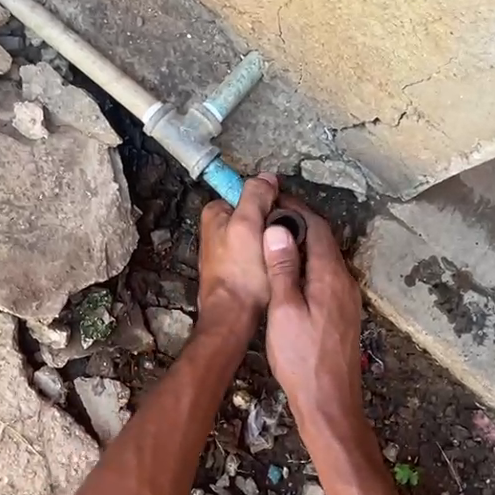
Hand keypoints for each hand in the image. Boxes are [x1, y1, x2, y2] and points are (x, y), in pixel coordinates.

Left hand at [196, 175, 277, 322]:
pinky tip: (273, 267)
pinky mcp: (238, 268)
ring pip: (261, 235)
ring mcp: (227, 251)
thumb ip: (255, 196)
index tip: (279, 214)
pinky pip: (260, 253)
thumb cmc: (239, 274)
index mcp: (214, 213)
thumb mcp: (247, 224)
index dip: (268, 201)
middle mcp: (217, 230)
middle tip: (280, 238)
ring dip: (272, 242)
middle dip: (272, 223)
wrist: (234, 316)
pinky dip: (269, 257)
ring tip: (278, 254)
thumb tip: (266, 177)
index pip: (248, 193)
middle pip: (256, 214)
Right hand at [261, 198, 363, 420]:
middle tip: (269, 216)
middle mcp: (345, 282)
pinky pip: (326, 277)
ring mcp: (347, 299)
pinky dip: (307, 265)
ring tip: (273, 241)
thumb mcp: (284, 310)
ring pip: (325, 259)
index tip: (273, 199)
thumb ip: (282, 268)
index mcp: (331, 277)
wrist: (329, 403)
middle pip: (324, 241)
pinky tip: (288, 274)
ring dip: (302, 245)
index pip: (317, 228)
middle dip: (298, 224)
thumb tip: (279, 229)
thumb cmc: (302, 359)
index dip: (296, 209)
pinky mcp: (343, 313)